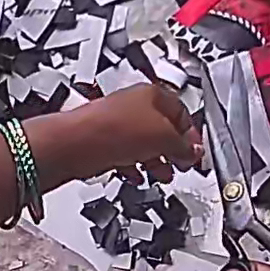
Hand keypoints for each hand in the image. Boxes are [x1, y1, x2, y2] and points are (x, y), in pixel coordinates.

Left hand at [24, 84, 202, 186]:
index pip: (182, 112)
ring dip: (154, 160)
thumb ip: (182, 146)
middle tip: (181, 164)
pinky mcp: (99, 142)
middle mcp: (131, 105)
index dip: (192, 135)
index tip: (196, 153)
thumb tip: (193, 152)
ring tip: (161, 174)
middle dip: (172, 149)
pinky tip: (136, 176)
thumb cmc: (111, 130)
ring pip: (141, 143)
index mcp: (151, 94)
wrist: (73, 145)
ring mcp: (114, 124)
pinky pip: (122, 155)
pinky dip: (132, 166)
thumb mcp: (163, 139)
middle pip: (161, 128)